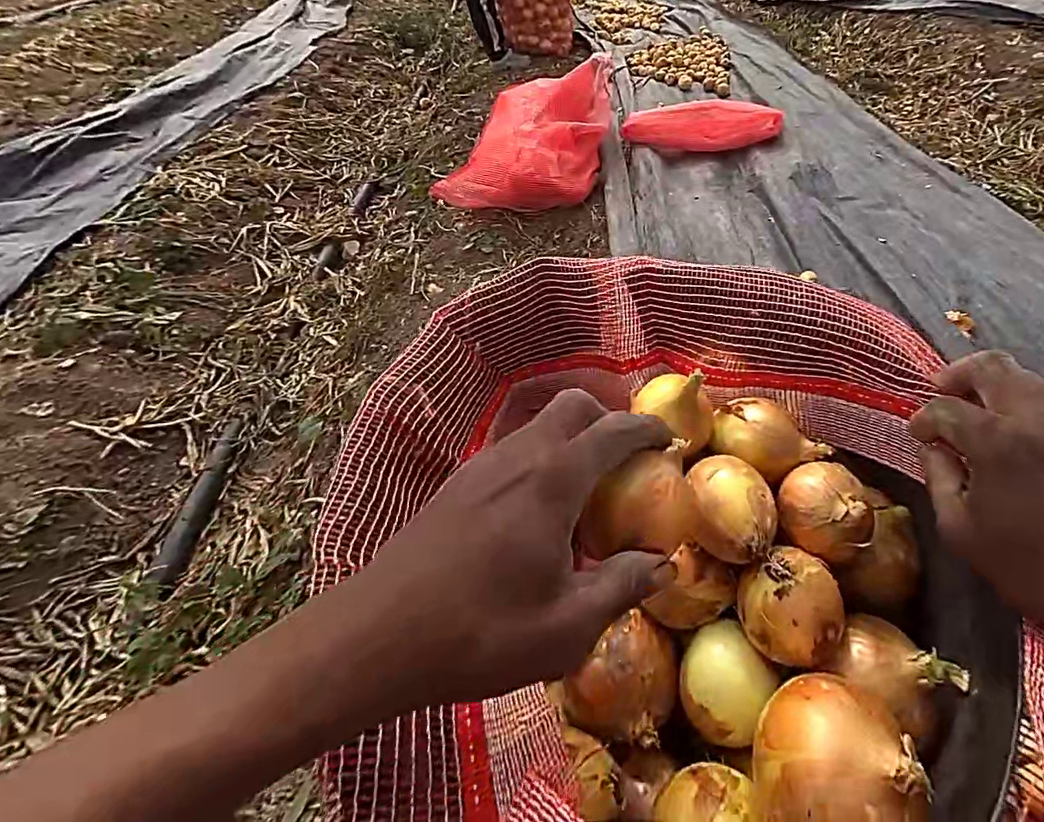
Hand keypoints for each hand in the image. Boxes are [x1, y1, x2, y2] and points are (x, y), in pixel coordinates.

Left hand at [343, 389, 674, 709]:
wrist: (376, 636)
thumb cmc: (480, 632)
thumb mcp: (565, 625)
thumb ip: (621, 586)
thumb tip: (663, 567)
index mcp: (553, 480)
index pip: (612, 430)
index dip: (646, 428)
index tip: (668, 439)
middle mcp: (519, 456)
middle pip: (573, 405)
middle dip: (607, 419)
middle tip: (625, 462)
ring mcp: (484, 464)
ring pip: (540, 425)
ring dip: (571, 440)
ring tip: (583, 495)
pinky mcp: (459, 482)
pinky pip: (514, 450)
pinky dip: (541, 460)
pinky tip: (536, 514)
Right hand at [909, 352, 1043, 675]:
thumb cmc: (1037, 571)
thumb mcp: (963, 532)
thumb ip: (939, 479)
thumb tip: (932, 448)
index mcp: (996, 439)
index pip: (946, 407)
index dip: (924, 418)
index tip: (918, 434)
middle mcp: (1037, 416)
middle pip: (991, 366)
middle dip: (958, 374)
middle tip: (942, 392)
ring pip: (1027, 380)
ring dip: (996, 390)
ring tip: (980, 418)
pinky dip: (1027, 410)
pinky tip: (1022, 444)